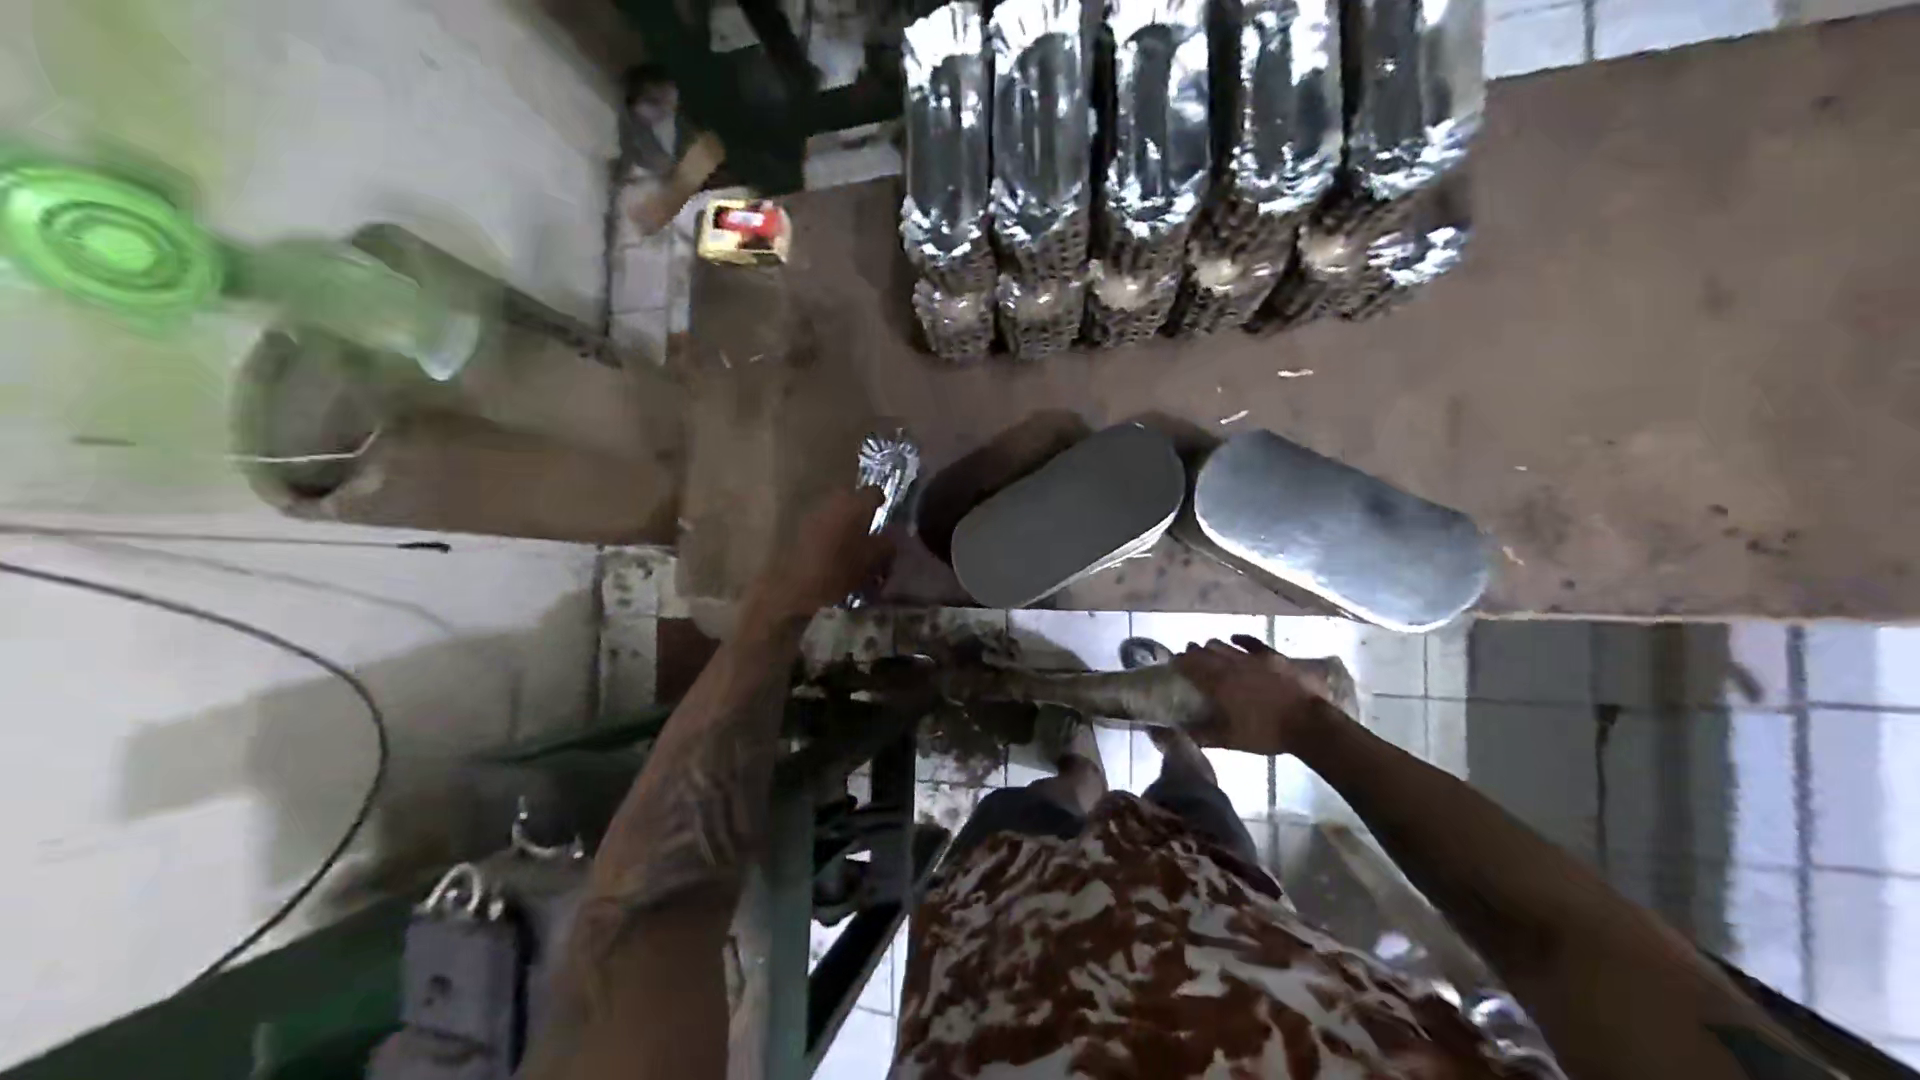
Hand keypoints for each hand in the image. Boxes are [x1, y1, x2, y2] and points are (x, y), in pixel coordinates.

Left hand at [752, 488, 895, 619]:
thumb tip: (891, 536)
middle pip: (852, 499)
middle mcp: (833, 500)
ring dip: (843, 522)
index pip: (875, 492)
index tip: (884, 514)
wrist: (794, 587)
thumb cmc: (840, 570)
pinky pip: (820, 523)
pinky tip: (831, 550)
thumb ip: (887, 544)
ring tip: (849, 543)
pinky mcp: (796, 526)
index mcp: (855, 503)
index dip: (881, 502)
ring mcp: (812, 512)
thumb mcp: (874, 560)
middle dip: (861, 512)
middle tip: (868, 531)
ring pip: (834, 511)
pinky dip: (828, 532)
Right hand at [1171, 635, 1343, 755]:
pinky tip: (1235, 637)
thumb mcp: (1229, 739)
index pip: (1190, 666)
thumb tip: (1177, 732)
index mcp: (1217, 683)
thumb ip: (1201, 734)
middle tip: (1187, 658)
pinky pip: (1252, 642)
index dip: (1178, 663)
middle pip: (1205, 652)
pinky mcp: (1273, 657)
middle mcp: (1231, 665)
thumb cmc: (1266, 733)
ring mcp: (1253, 658)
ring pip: (1225, 645)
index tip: (1172, 664)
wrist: (1309, 723)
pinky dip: (1241, 639)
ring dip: (1212, 646)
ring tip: (1206, 649)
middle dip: (1193, 653)